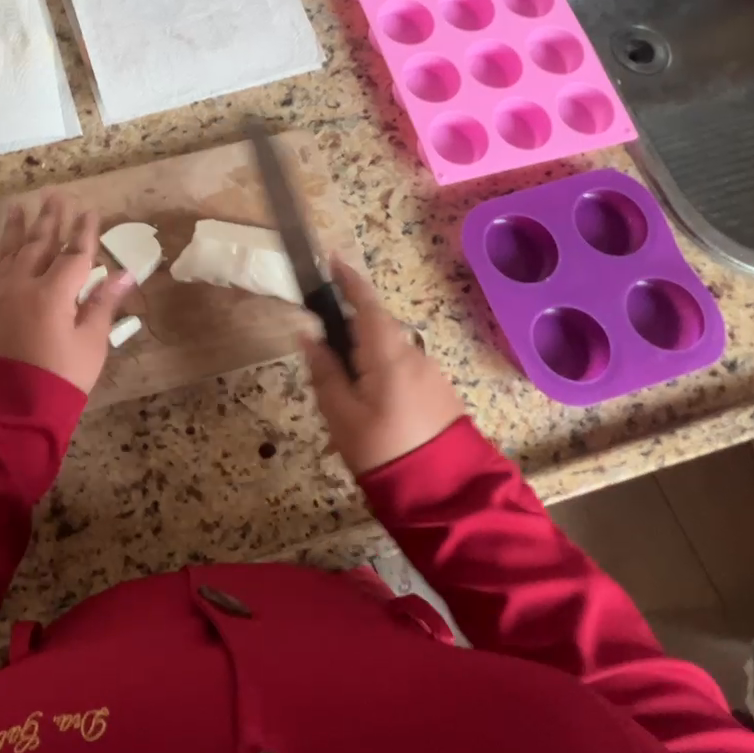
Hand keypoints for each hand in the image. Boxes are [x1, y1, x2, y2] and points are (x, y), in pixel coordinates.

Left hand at [0, 192, 136, 393]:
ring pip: (10, 251)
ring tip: (22, 206)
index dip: (85, 231)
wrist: (13, 407)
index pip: (75, 254)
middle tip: (57, 195)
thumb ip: (103, 305)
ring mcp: (1, 294)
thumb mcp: (90, 344)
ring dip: (18, 227)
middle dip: (51, 218)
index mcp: (54, 293)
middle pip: (40, 243)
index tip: (92, 211)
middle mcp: (24, 284)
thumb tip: (125, 274)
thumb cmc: (60, 378)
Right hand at [301, 258, 464, 475]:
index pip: (365, 303)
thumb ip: (324, 371)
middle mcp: (414, 354)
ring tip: (348, 403)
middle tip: (325, 367)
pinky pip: (404, 372)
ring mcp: (432, 373)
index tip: (330, 261)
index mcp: (387, 353)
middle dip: (349, 337)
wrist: (444, 492)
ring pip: (388, 353)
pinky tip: (374, 414)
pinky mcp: (441, 392)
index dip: (347, 279)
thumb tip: (309, 335)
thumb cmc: (382, 450)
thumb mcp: (340, 414)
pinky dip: (383, 378)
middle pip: (374, 329)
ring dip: (366, 363)